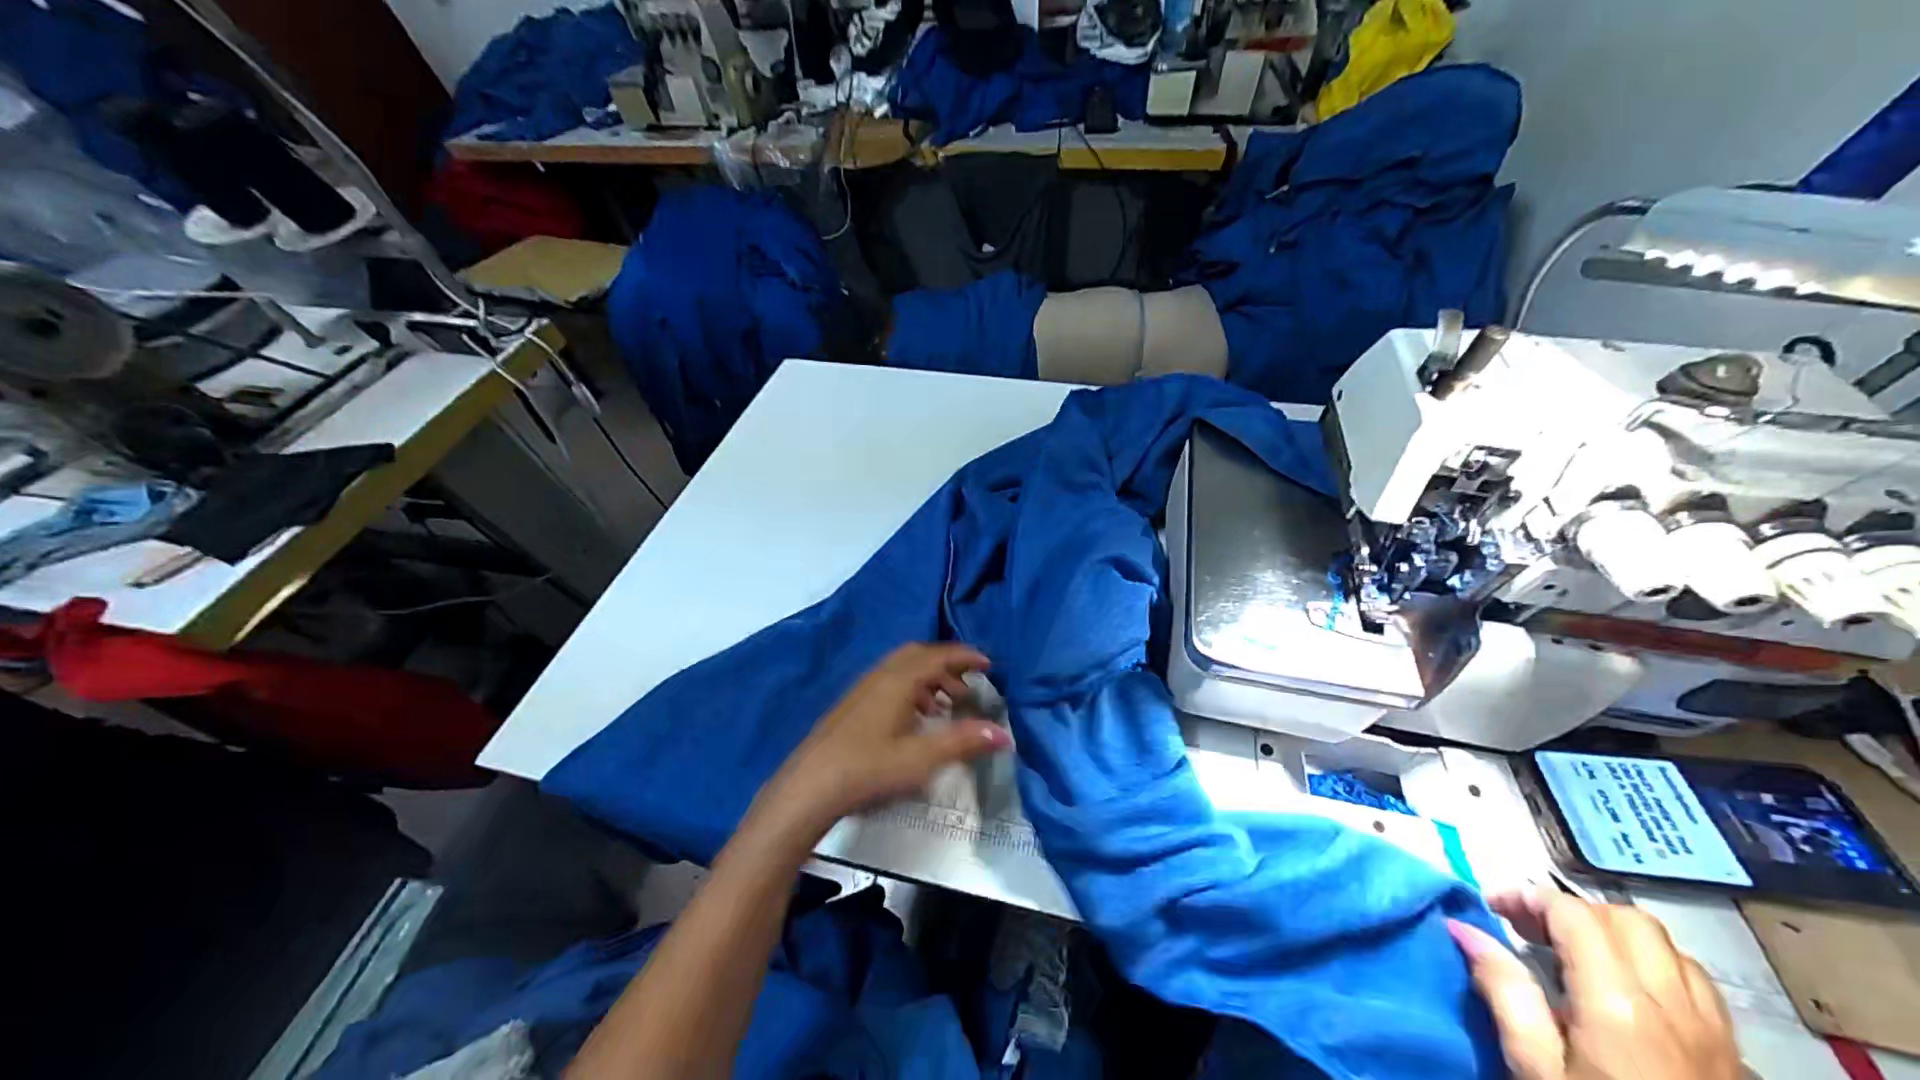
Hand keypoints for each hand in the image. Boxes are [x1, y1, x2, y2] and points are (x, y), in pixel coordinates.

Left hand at [759, 644, 1011, 832]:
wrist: (809, 787)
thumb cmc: (869, 769)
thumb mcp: (922, 758)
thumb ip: (963, 742)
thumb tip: (1003, 733)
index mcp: (898, 681)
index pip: (938, 656)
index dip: (965, 656)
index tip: (988, 663)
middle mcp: (880, 677)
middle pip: (918, 656)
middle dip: (946, 665)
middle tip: (968, 685)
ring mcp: (861, 690)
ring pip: (901, 670)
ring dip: (928, 679)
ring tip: (945, 706)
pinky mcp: (850, 707)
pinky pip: (888, 684)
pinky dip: (910, 691)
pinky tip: (913, 721)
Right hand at [1449, 890, 1738, 1079]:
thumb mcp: (1535, 1068)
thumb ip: (1505, 992)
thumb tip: (1464, 929)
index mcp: (1618, 1002)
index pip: (1574, 914)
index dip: (1528, 896)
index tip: (1492, 905)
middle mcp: (1672, 1001)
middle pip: (1624, 917)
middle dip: (1571, 910)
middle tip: (1528, 928)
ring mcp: (1711, 1028)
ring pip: (1665, 943)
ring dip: (1613, 932)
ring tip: (1573, 953)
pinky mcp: (1731, 1051)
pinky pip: (1694, 979)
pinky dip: (1652, 962)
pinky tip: (1625, 987)